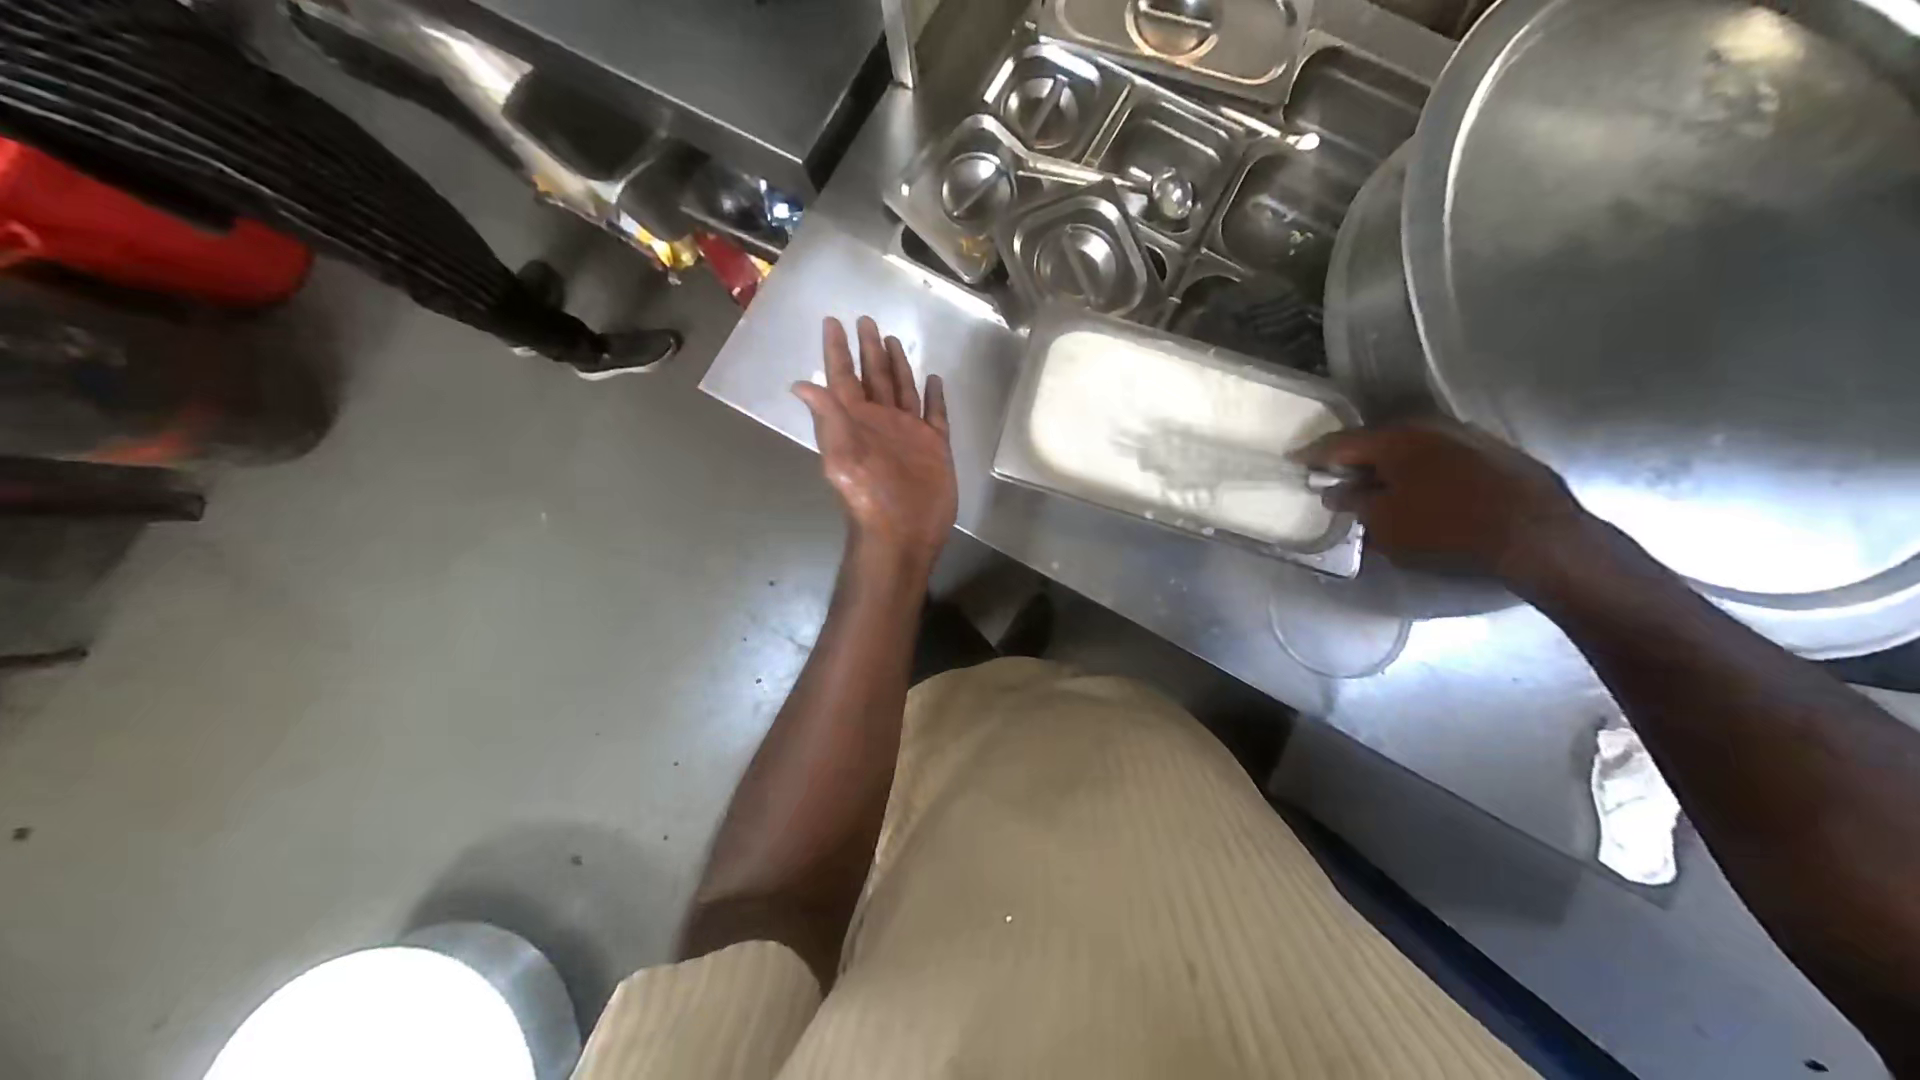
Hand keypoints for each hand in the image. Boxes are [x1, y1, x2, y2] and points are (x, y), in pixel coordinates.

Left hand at [794, 316, 955, 571]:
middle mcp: (880, 421)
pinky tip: (934, 379)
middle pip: (873, 376)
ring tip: (894, 340)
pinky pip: (934, 414)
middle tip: (866, 320)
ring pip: (902, 389)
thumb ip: (827, 418)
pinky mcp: (934, 446)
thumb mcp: (842, 457)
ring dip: (897, 365)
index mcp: (855, 420)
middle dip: (868, 349)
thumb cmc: (870, 496)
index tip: (833, 322)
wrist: (903, 532)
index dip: (837, 350)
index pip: (842, 376)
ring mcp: (908, 432)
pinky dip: (934, 396)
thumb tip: (799, 384)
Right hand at [1297, 420, 1589, 579]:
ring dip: (1390, 469)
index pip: (1339, 443)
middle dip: (1354, 462)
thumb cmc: (1446, 528)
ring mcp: (1465, 437)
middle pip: (1377, 443)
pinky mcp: (1493, 454)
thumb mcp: (1384, 523)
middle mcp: (1428, 427)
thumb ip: (1353, 503)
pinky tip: (1419, 495)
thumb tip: (1336, 491)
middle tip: (1336, 481)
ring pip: (1411, 450)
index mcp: (1394, 438)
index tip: (1295, 461)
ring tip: (1377, 491)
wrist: (1538, 535)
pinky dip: (1420, 474)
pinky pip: (1439, 460)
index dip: (1313, 455)